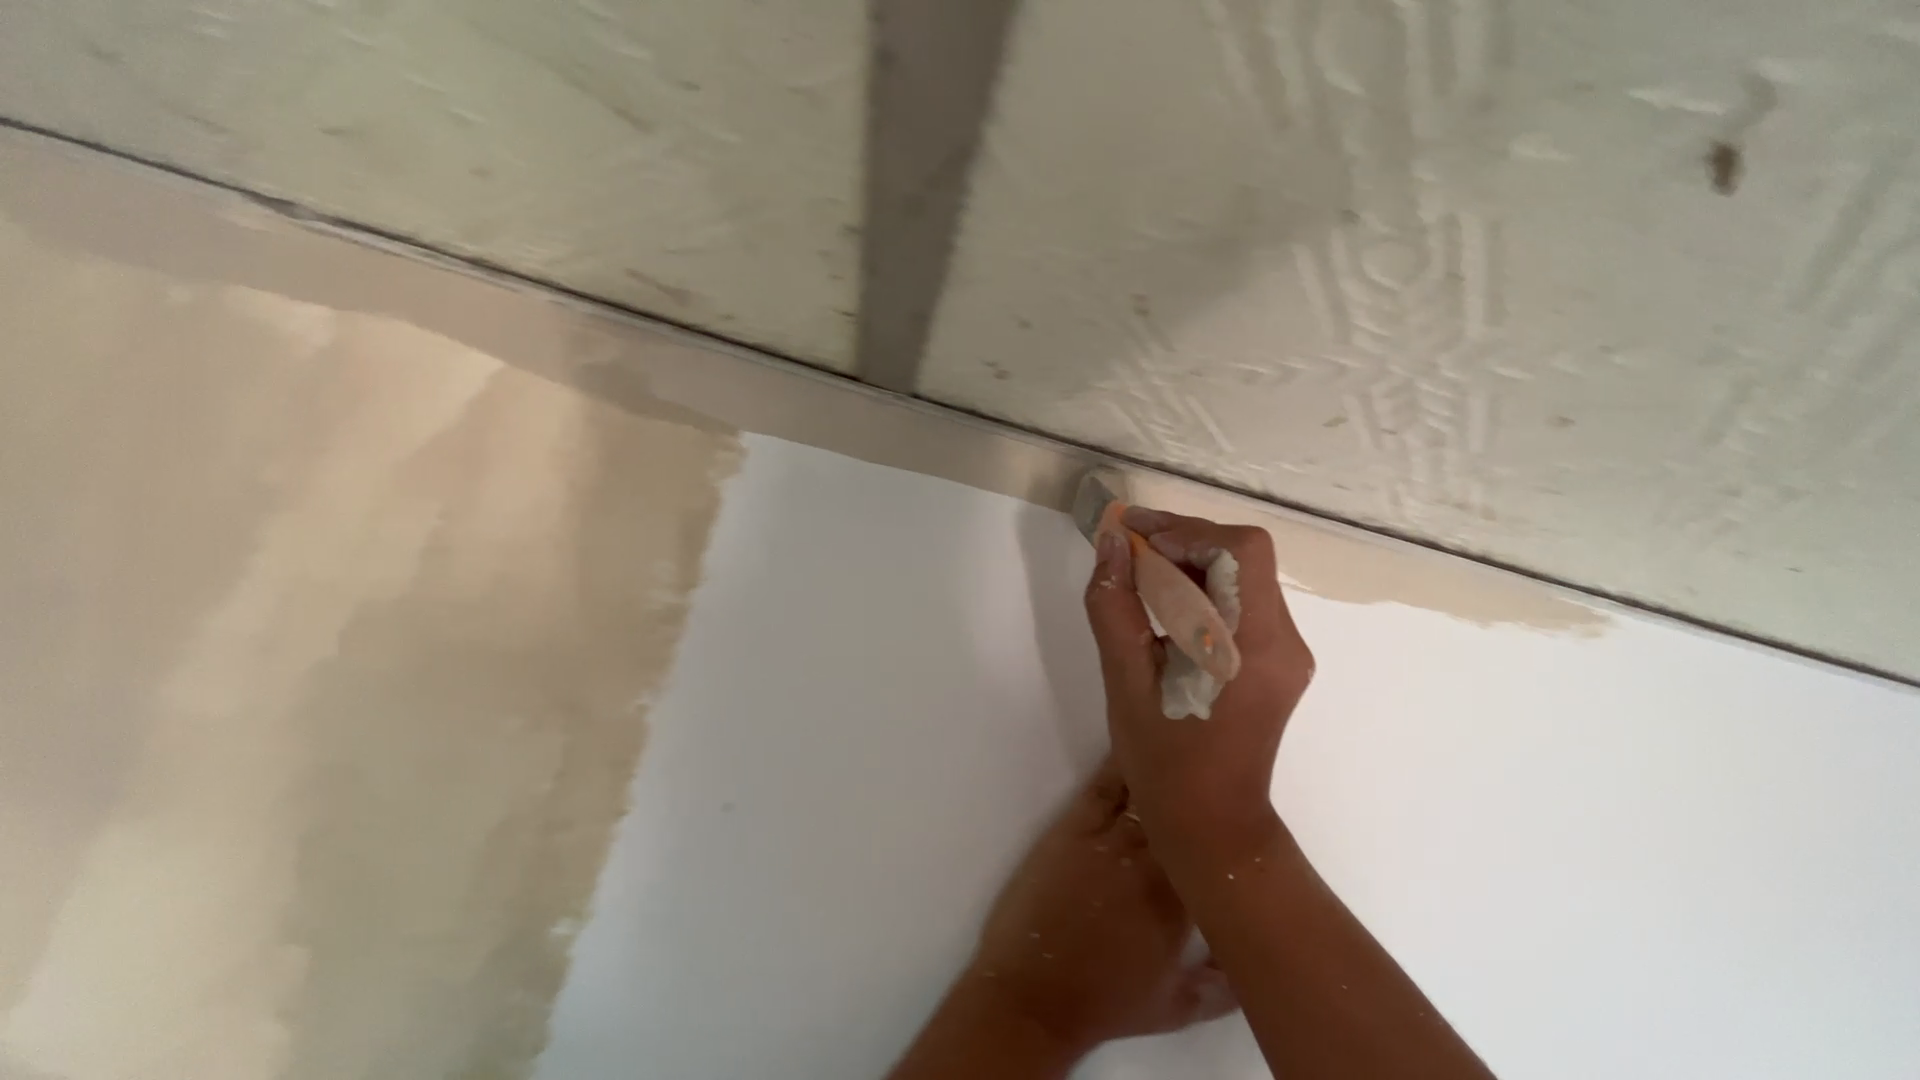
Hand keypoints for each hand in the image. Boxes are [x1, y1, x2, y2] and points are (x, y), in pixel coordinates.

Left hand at [965, 757, 1236, 1055]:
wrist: (1034, 996)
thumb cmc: (1106, 1003)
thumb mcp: (1178, 1007)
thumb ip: (1227, 985)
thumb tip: (1257, 963)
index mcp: (1185, 902)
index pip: (1218, 847)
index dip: (1229, 821)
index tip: (1243, 798)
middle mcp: (1154, 862)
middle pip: (1188, 808)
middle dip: (1205, 783)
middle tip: (1221, 753)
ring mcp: (1112, 838)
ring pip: (1152, 787)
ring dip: (1171, 763)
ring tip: (1188, 732)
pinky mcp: (1075, 826)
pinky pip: (1107, 783)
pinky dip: (1126, 759)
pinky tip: (1141, 737)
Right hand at [1083, 509, 1315, 847]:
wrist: (1211, 824)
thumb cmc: (1164, 761)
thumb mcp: (1125, 681)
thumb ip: (1115, 606)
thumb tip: (1111, 543)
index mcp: (1254, 646)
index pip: (1241, 551)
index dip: (1187, 531)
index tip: (1135, 537)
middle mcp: (1285, 641)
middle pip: (1244, 559)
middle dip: (1184, 543)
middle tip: (1130, 551)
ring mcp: (1287, 653)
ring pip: (1243, 578)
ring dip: (1192, 565)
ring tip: (1140, 578)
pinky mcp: (1279, 663)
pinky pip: (1243, 605)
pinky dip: (1203, 592)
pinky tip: (1166, 610)